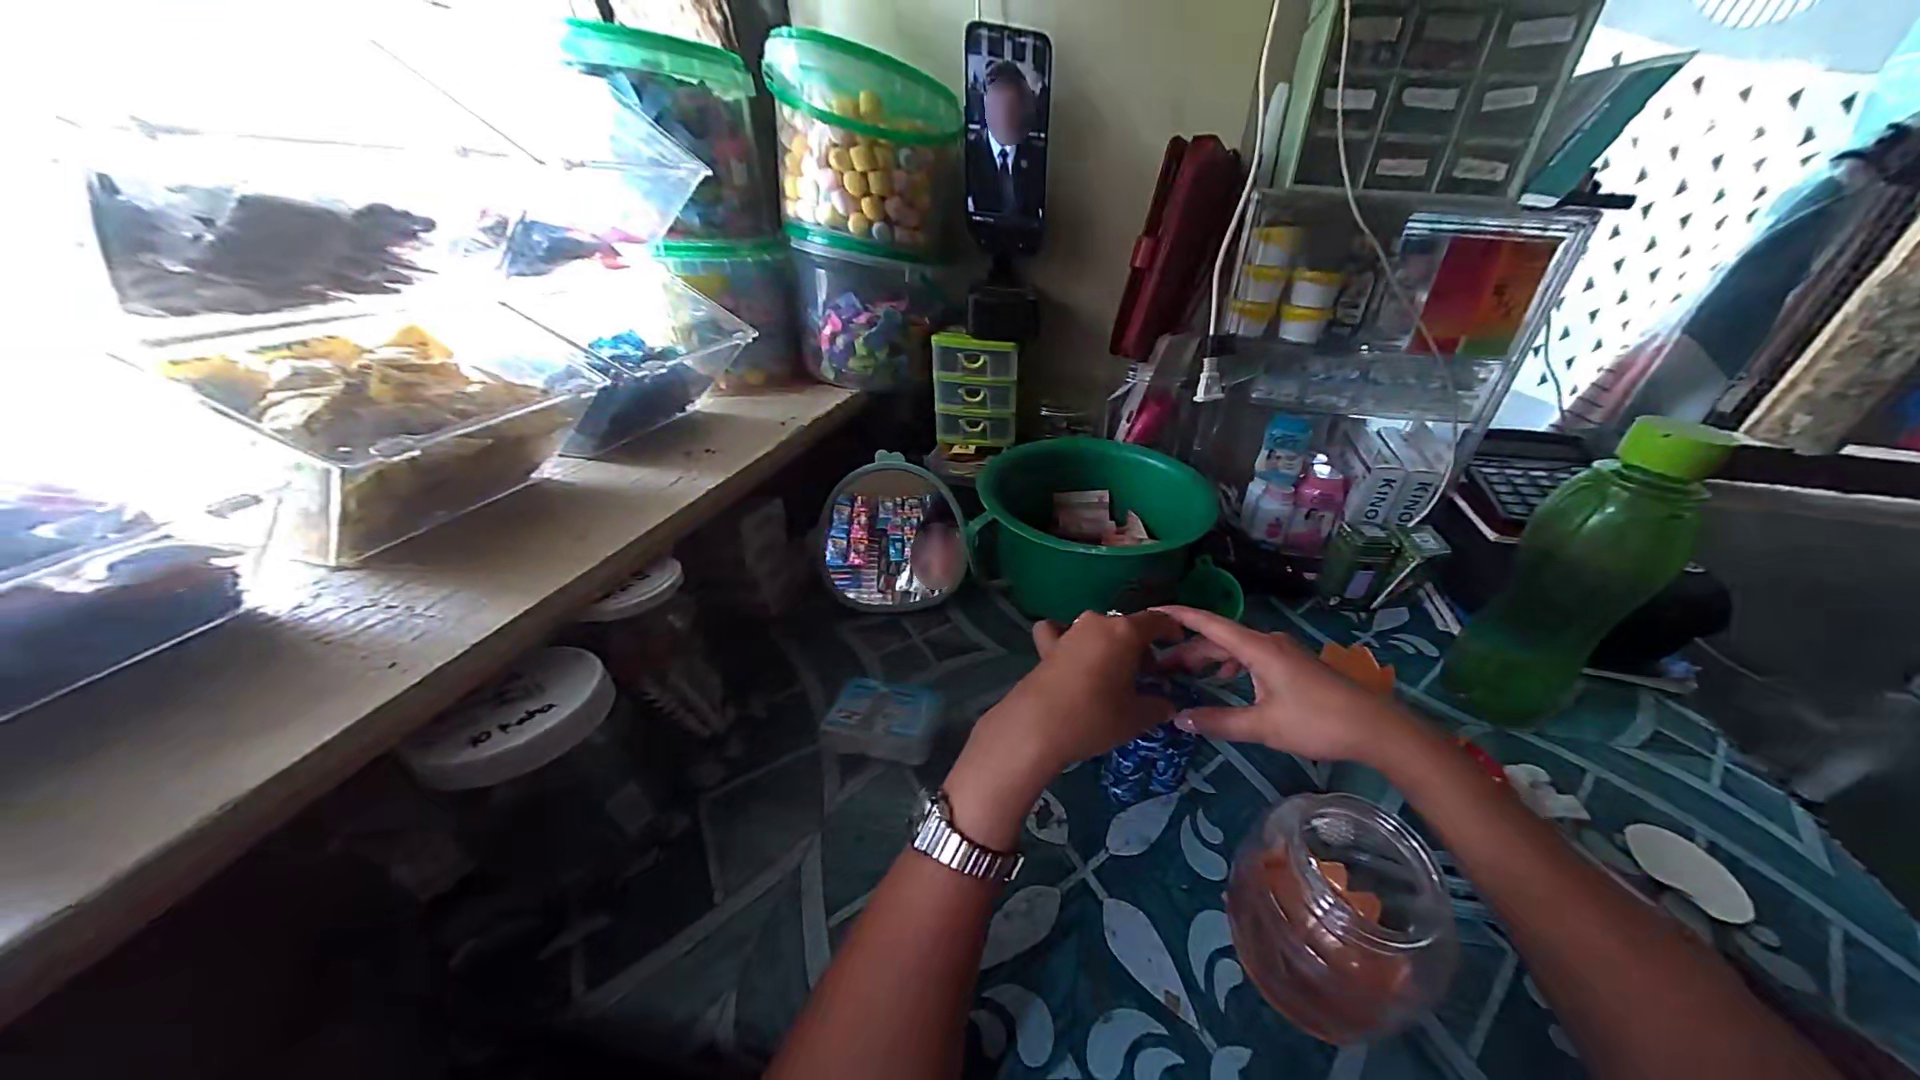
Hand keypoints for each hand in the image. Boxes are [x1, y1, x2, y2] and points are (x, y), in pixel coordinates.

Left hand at [945, 611, 1183, 848]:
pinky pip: (1059, 633)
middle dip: (1138, 647)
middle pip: (1125, 627)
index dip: (1170, 629)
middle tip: (1145, 677)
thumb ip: (1158, 706)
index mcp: (1125, 632)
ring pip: (1096, 630)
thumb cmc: (1095, 717)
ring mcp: (1068, 632)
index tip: (1177, 642)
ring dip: (1107, 645)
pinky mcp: (1045, 647)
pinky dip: (1066, 639)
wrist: (1037, 726)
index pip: (1155, 620)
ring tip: (1111, 673)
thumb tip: (1166, 703)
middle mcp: (1096, 624)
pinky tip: (1069, 656)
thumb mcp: (1137, 717)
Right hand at [1150, 605, 1426, 764]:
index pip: (1208, 624)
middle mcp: (1266, 642)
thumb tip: (1178, 719)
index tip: (1151, 611)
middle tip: (1157, 665)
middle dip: (1186, 649)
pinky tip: (1222, 683)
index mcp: (1257, 647)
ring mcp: (1281, 653)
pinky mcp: (1291, 665)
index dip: (1178, 615)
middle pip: (1217, 639)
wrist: (1376, 729)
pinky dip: (1228, 666)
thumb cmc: (1317, 722)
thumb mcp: (1263, 726)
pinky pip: (1249, 657)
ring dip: (1207, 660)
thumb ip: (1218, 721)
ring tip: (1182, 674)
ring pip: (1234, 649)